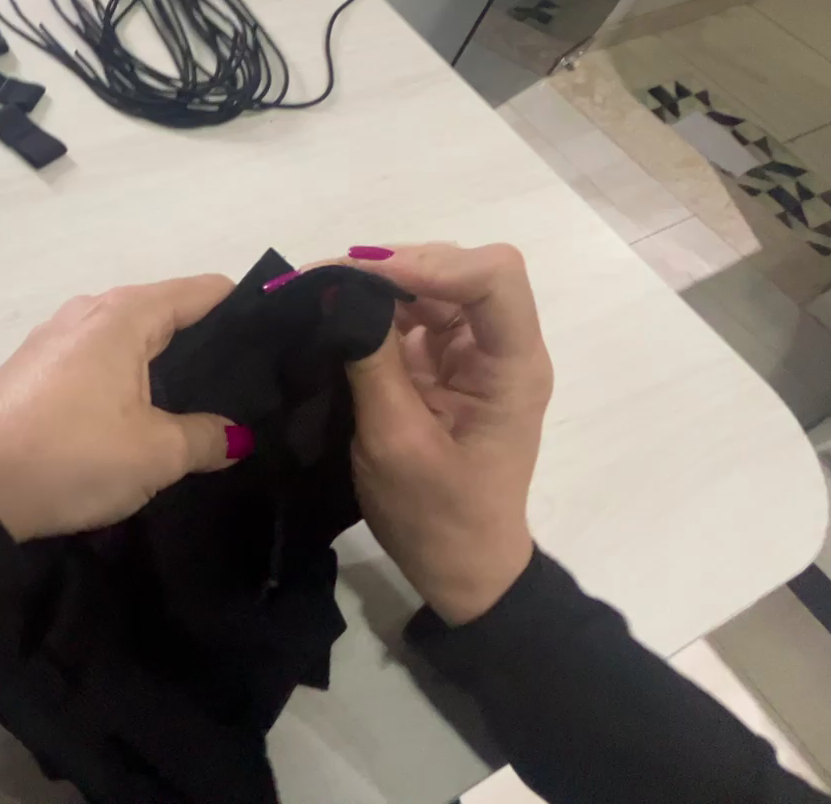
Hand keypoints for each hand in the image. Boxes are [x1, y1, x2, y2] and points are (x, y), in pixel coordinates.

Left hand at [0, 276, 250, 541]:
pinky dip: (131, 376)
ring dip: (167, 364)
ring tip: (205, 403)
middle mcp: (91, 311)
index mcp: (125, 315)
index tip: (278, 341)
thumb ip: (206, 437)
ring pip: (132, 338)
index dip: (244, 310)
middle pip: (167, 312)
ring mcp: (57, 337)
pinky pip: (101, 358)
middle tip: (251, 384)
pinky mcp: (37, 367)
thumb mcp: (153, 454)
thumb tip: (236, 436)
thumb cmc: (69, 455)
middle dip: (209, 343)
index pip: (202, 292)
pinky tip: (145, 413)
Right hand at [341, 244, 552, 624]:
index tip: (364, 277)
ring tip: (318, 290)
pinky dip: (371, 304)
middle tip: (323, 280)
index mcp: (511, 367)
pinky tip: (335, 311)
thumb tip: (337, 294)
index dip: (432, 265)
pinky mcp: (441, 363)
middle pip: (460, 269)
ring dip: (375, 281)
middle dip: (393, 266)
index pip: (495, 278)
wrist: (458, 566)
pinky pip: (409, 313)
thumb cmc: (437, 515)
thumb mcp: (395, 441)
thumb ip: (371, 361)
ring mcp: (470, 352)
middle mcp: (498, 347)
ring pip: (430, 284)